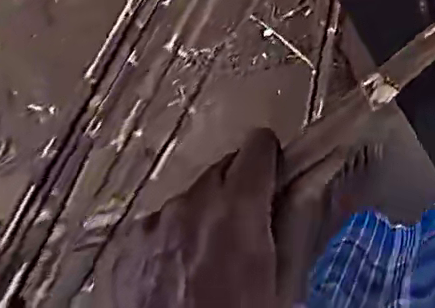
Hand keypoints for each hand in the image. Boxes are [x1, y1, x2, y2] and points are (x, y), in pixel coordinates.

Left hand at [94, 129, 281, 307]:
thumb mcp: (283, 289)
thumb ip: (297, 225)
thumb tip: (310, 181)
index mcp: (237, 209)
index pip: (258, 145)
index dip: (269, 162)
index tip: (274, 182)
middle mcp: (191, 204)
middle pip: (223, 169)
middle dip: (237, 191)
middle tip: (245, 235)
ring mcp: (152, 225)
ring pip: (189, 197)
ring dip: (203, 216)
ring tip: (206, 266)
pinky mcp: (124, 250)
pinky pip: (156, 225)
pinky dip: (168, 241)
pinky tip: (174, 281)